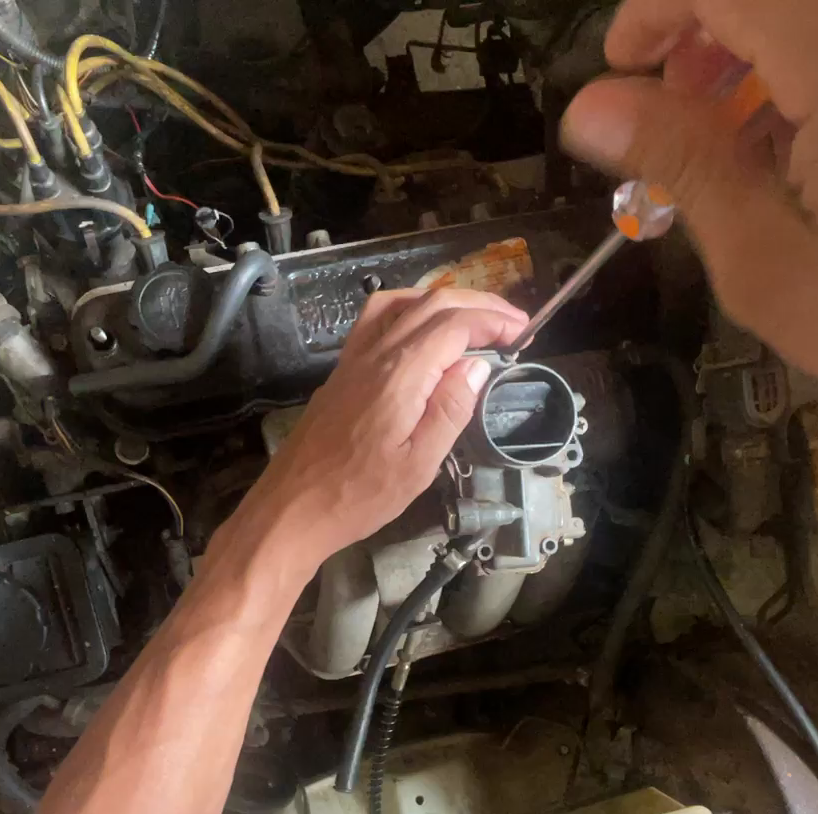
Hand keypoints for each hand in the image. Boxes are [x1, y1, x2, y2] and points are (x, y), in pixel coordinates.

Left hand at [228, 288, 527, 569]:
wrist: (294, 507)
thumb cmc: (359, 496)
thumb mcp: (418, 465)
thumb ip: (450, 410)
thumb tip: (477, 365)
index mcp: (400, 375)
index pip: (455, 325)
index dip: (494, 321)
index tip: (523, 331)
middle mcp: (375, 354)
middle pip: (432, 304)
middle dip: (479, 305)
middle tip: (512, 321)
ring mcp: (353, 359)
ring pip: (402, 303)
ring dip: (444, 301)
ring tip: (475, 318)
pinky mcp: (341, 371)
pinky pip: (376, 319)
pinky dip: (409, 309)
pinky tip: (421, 328)